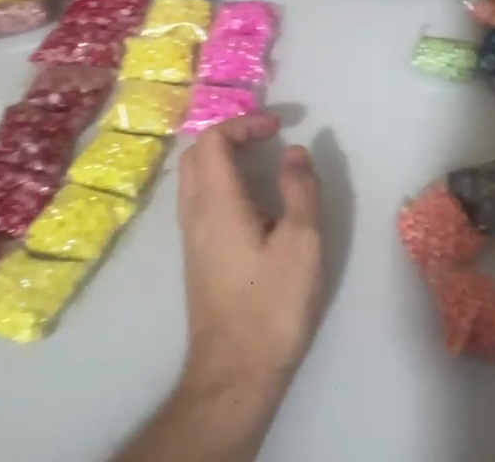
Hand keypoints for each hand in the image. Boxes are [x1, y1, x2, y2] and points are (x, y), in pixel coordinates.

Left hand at [175, 113, 325, 394]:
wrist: (235, 370)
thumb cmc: (273, 303)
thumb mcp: (302, 241)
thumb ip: (300, 189)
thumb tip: (295, 151)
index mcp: (216, 204)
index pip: (213, 141)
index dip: (244, 123)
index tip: (279, 126)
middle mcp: (194, 215)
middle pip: (197, 155)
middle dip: (231, 135)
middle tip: (268, 137)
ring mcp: (192, 238)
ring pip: (195, 179)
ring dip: (225, 158)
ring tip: (264, 161)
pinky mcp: (198, 257)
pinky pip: (201, 200)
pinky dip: (223, 181)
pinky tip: (254, 199)